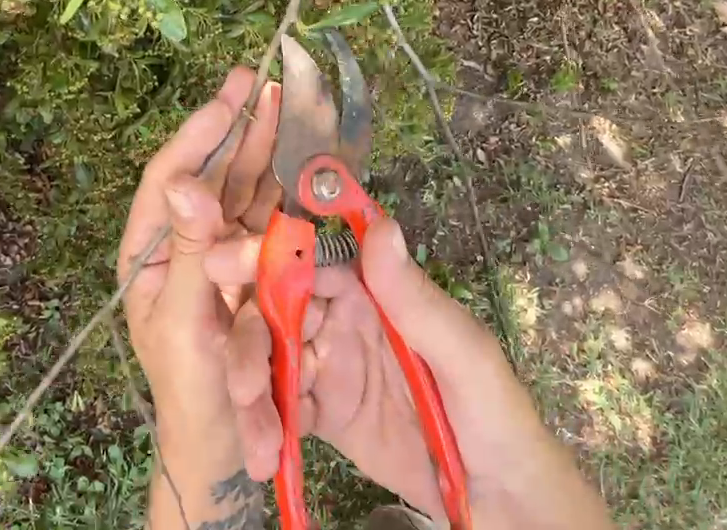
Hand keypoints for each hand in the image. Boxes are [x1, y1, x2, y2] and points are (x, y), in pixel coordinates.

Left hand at [118, 67, 280, 526]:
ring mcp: (220, 253)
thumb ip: (188, 249)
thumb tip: (183, 180)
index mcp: (150, 251)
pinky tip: (298, 153)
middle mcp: (184, 242)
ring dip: (262, 146)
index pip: (170, 177)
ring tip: (283, 102)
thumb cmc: (191, 389)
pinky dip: (283, 184)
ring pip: (242, 188)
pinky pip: (268, 216)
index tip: (229, 94)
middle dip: (237, 128)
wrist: (224, 447)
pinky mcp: (253, 268)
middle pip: (211, 173)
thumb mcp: (184, 321)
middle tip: (259, 80)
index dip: (199, 133)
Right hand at [220, 218, 613, 529]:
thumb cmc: (493, 412)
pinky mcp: (325, 415)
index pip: (310, 263)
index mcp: (373, 292)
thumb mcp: (462, 352)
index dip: (265, 258)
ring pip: (270, 361)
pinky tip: (263, 457)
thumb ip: (415, 295)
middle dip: (249, 340)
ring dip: (252, 394)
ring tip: (257, 440)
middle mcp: (343, 321)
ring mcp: (330, 368)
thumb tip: (381, 223)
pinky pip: (281, 410)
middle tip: (240, 382)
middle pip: (276, 312)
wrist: (503, 501)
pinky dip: (265, 429)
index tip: (223, 263)